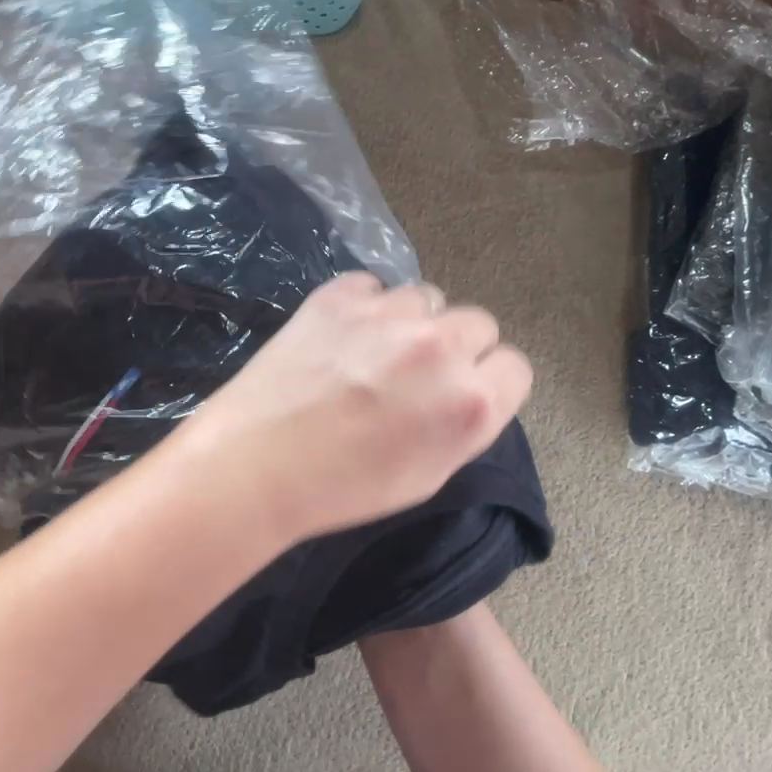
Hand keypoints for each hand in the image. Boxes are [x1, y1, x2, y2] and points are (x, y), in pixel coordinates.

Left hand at [160, 272, 532, 543]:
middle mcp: (439, 348)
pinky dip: (364, 304)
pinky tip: (340, 333)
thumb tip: (464, 392)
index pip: (514, 367)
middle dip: (456, 345)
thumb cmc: (342, 487)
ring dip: (410, 320)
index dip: (488, 381)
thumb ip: (461, 424)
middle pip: (476, 323)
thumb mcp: (427, 475)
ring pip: (424, 298)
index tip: (460, 392)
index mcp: (471, 403)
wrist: (257, 462)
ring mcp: (386, 314)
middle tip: (415, 372)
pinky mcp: (338, 295)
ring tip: (372, 350)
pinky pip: (372, 284)